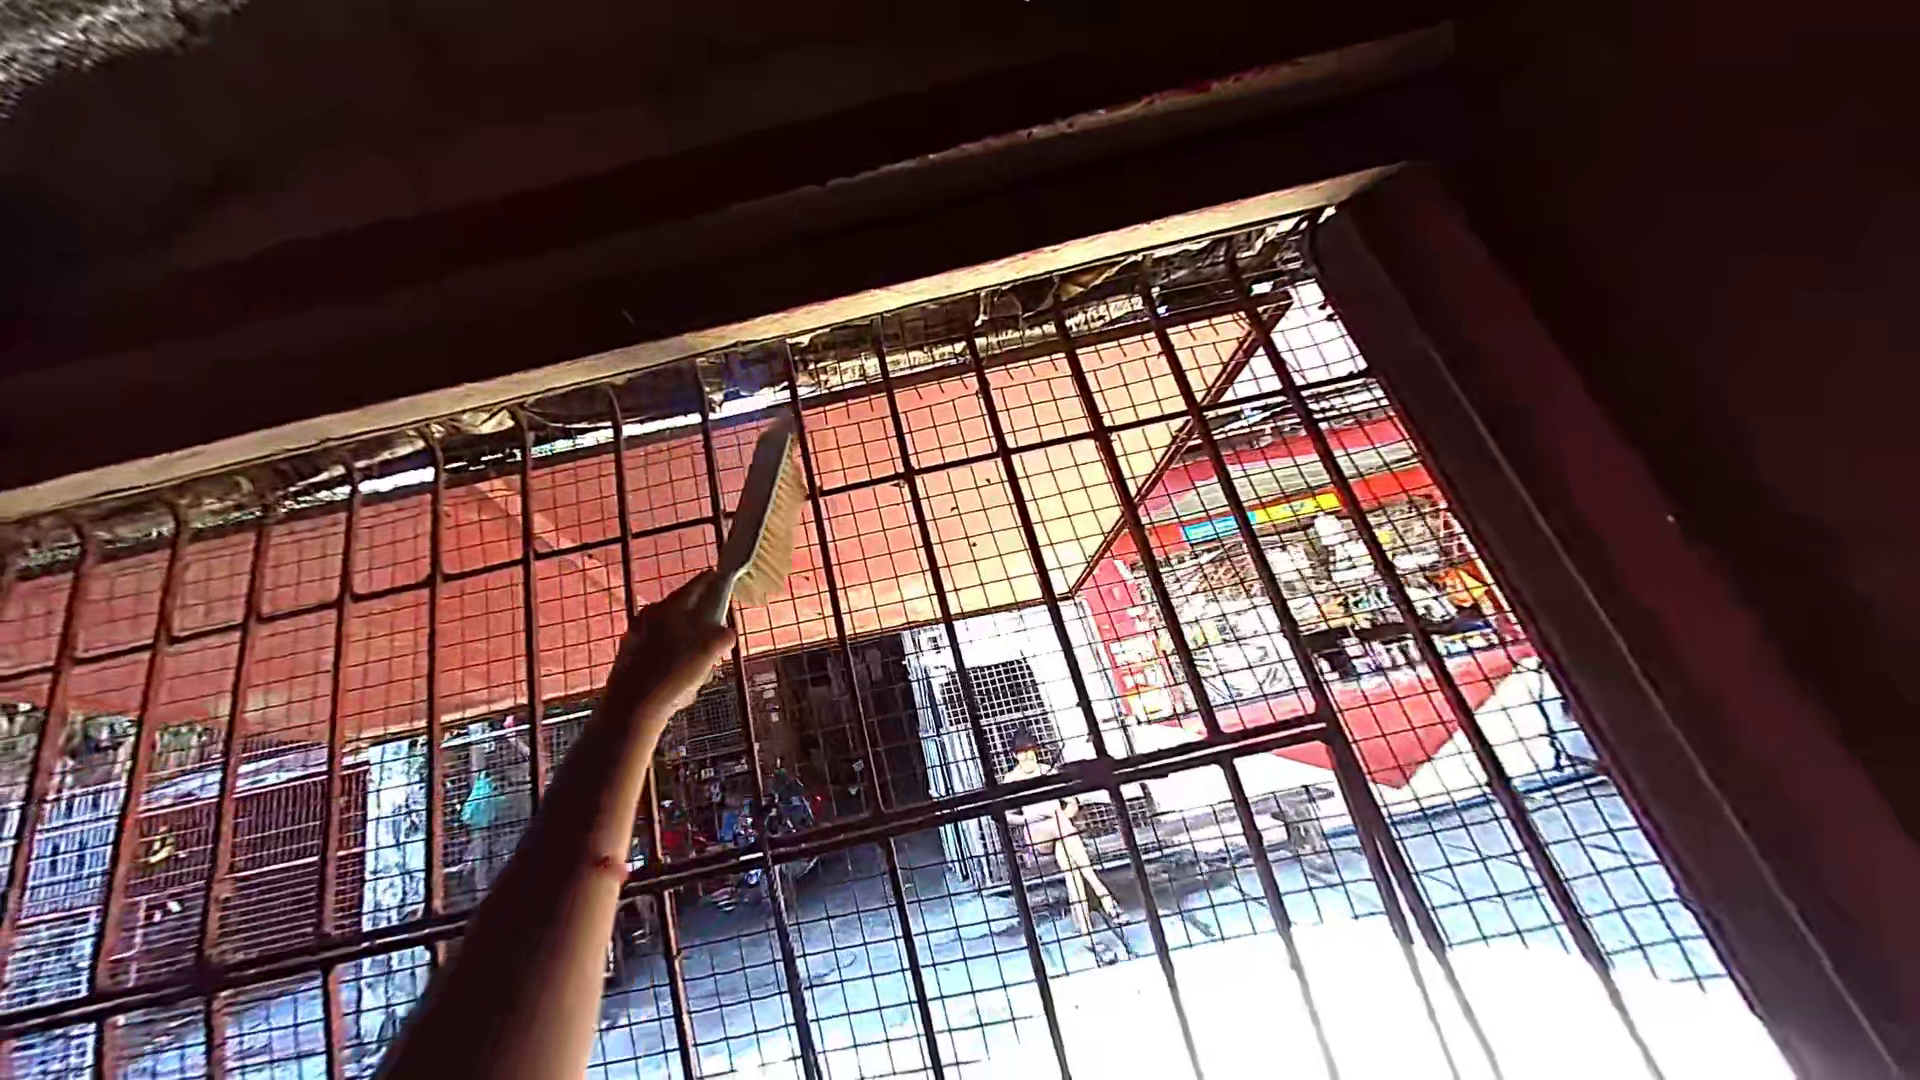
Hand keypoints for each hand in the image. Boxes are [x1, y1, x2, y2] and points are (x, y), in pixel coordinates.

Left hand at [602, 572, 735, 727]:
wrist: (631, 711)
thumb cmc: (672, 675)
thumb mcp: (710, 651)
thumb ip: (723, 636)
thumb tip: (725, 633)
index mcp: (667, 608)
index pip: (695, 585)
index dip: (712, 580)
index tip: (720, 576)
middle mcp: (648, 617)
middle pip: (684, 611)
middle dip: (703, 624)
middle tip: (716, 643)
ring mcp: (636, 637)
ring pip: (674, 635)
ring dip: (690, 647)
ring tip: (698, 672)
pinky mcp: (629, 659)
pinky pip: (661, 653)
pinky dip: (674, 662)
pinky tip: (680, 685)